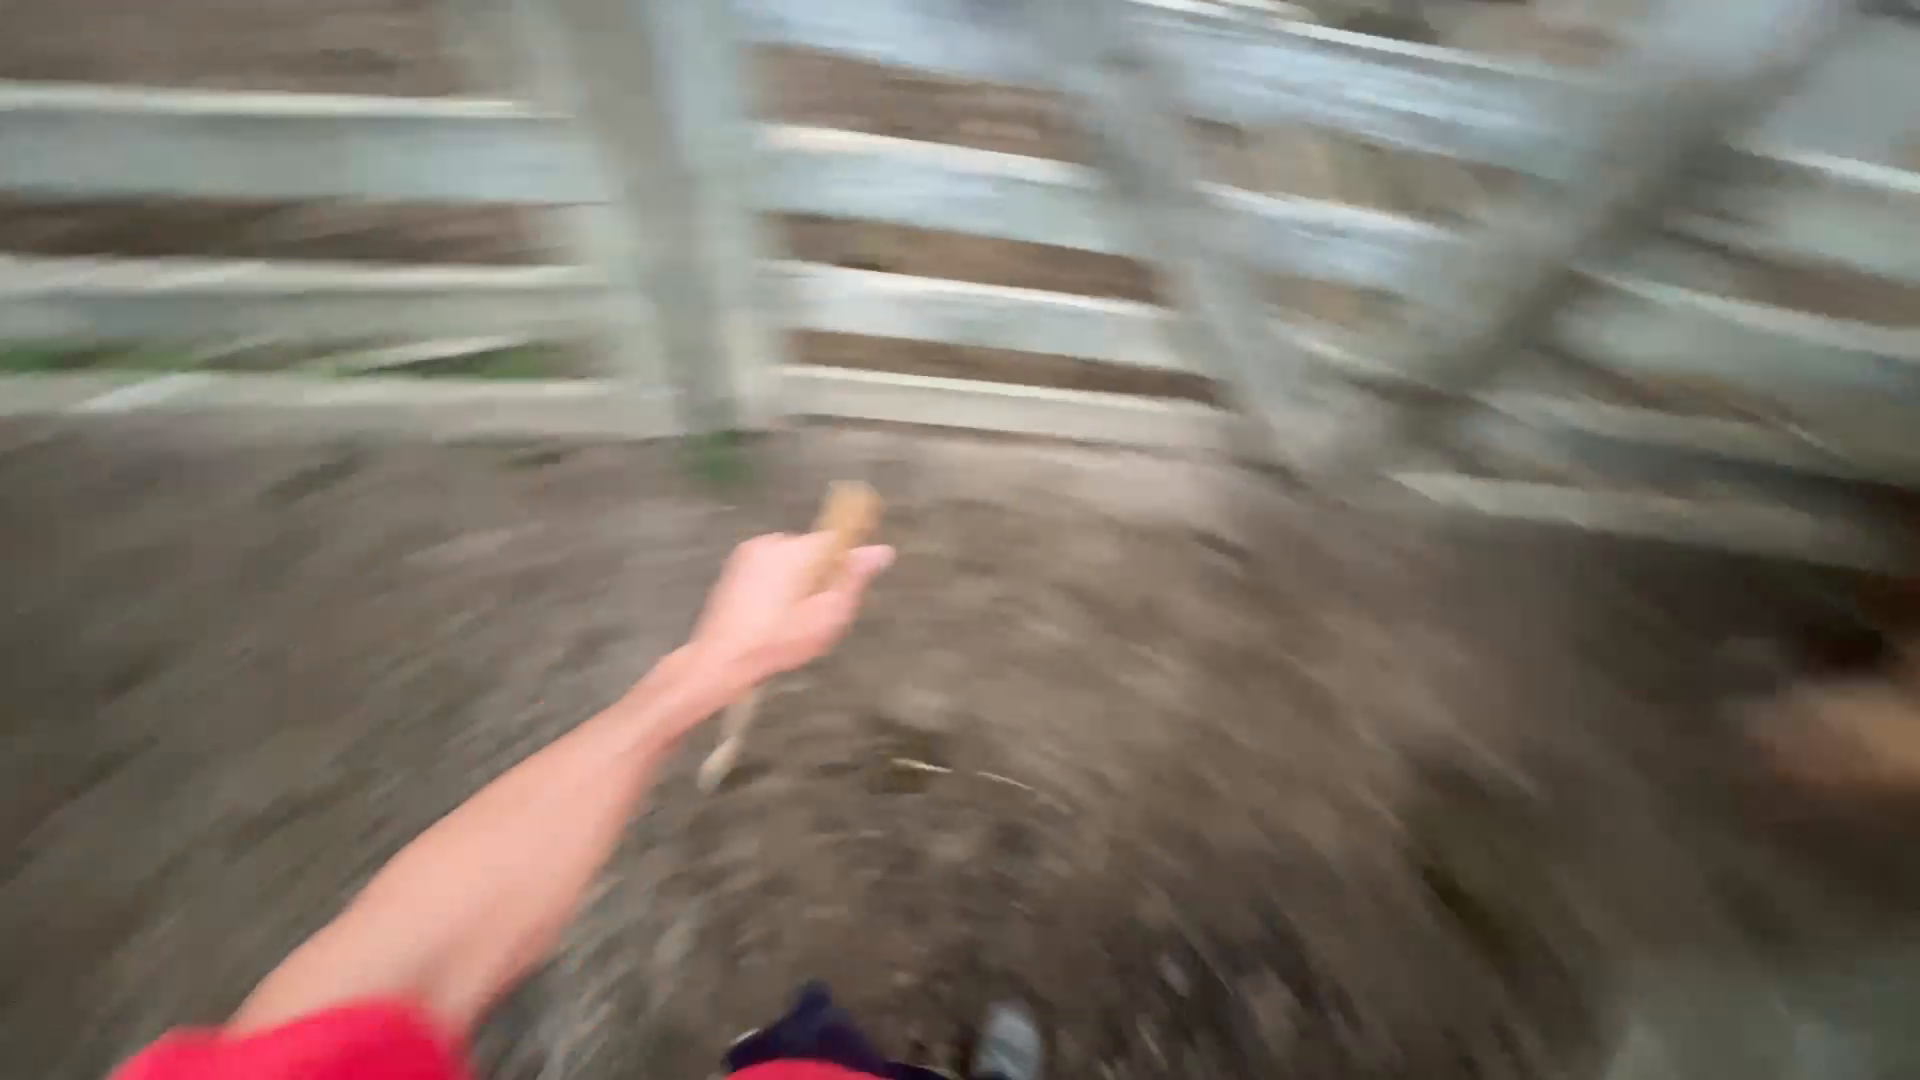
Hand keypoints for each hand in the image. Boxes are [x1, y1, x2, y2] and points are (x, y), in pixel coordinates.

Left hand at [687, 531, 893, 691]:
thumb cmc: (779, 641)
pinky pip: (772, 564)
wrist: (721, 658)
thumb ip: (854, 579)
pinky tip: (771, 611)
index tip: (841, 592)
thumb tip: (883, 550)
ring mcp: (751, 550)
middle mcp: (774, 541)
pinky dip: (778, 581)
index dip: (845, 565)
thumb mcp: (827, 616)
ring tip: (790, 616)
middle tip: (815, 613)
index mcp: (799, 550)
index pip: (839, 539)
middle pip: (815, 549)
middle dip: (821, 574)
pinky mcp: (736, 563)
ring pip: (793, 557)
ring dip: (799, 578)